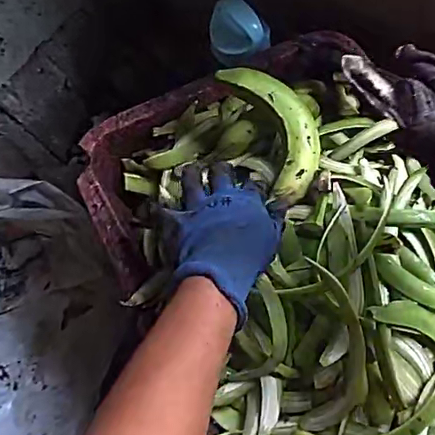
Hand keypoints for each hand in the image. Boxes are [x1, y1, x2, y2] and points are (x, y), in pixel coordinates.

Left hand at [161, 163, 281, 322]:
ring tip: (188, 169)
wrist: (219, 268)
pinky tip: (151, 204)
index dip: (251, 182)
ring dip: (189, 175)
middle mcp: (222, 197)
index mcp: (247, 201)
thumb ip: (276, 218)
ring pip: (191, 182)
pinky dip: (156, 207)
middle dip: (220, 169)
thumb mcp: (271, 237)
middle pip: (220, 175)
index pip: (251, 185)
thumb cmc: (250, 256)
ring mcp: (197, 206)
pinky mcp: (177, 219)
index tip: (251, 180)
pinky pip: (162, 210)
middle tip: (219, 167)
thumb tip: (283, 201)